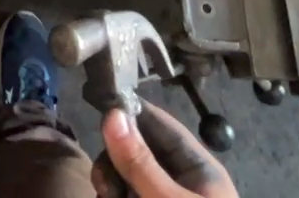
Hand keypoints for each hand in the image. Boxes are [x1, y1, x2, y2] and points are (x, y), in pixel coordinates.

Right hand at [95, 105, 238, 197]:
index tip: (99, 110)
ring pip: (125, 174)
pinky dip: (112, 194)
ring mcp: (164, 196)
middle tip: (104, 183)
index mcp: (199, 168)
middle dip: (114, 160)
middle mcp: (181, 180)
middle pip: (136, 150)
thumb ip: (140, 162)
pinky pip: (123, 192)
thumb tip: (112, 112)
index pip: (159, 123)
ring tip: (106, 195)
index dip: (130, 112)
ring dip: (110, 181)